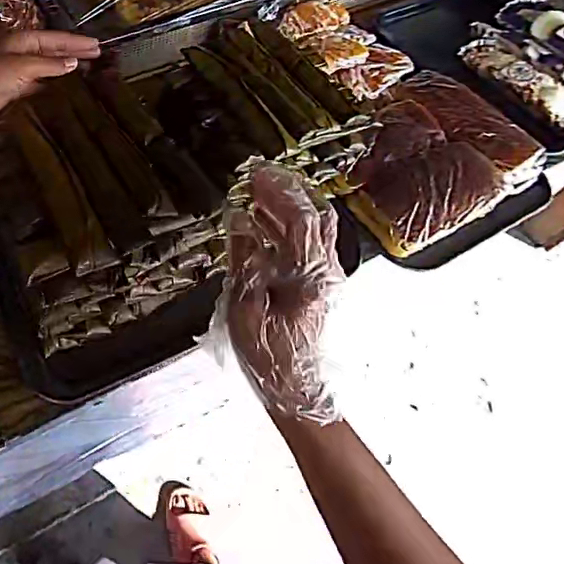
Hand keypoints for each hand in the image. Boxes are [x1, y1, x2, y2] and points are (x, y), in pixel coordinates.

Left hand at [0, 30, 100, 124]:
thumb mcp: (23, 66)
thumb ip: (49, 64)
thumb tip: (73, 63)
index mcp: (20, 39)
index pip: (54, 38)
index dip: (75, 42)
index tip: (96, 44)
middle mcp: (17, 50)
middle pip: (50, 49)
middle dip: (72, 51)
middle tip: (96, 53)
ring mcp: (14, 68)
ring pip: (45, 64)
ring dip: (62, 65)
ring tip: (83, 67)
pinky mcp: (11, 86)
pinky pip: (36, 80)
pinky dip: (49, 80)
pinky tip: (61, 84)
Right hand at [224, 164, 345, 423]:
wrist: (297, 390)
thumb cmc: (270, 355)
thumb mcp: (245, 309)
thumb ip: (244, 261)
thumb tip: (239, 220)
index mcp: (309, 274)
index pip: (300, 218)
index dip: (277, 191)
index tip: (254, 174)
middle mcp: (325, 270)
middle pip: (314, 215)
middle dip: (286, 189)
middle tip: (256, 174)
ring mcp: (325, 276)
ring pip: (313, 227)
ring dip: (286, 204)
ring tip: (256, 190)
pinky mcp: (317, 283)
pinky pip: (305, 241)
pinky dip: (284, 223)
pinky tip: (262, 219)